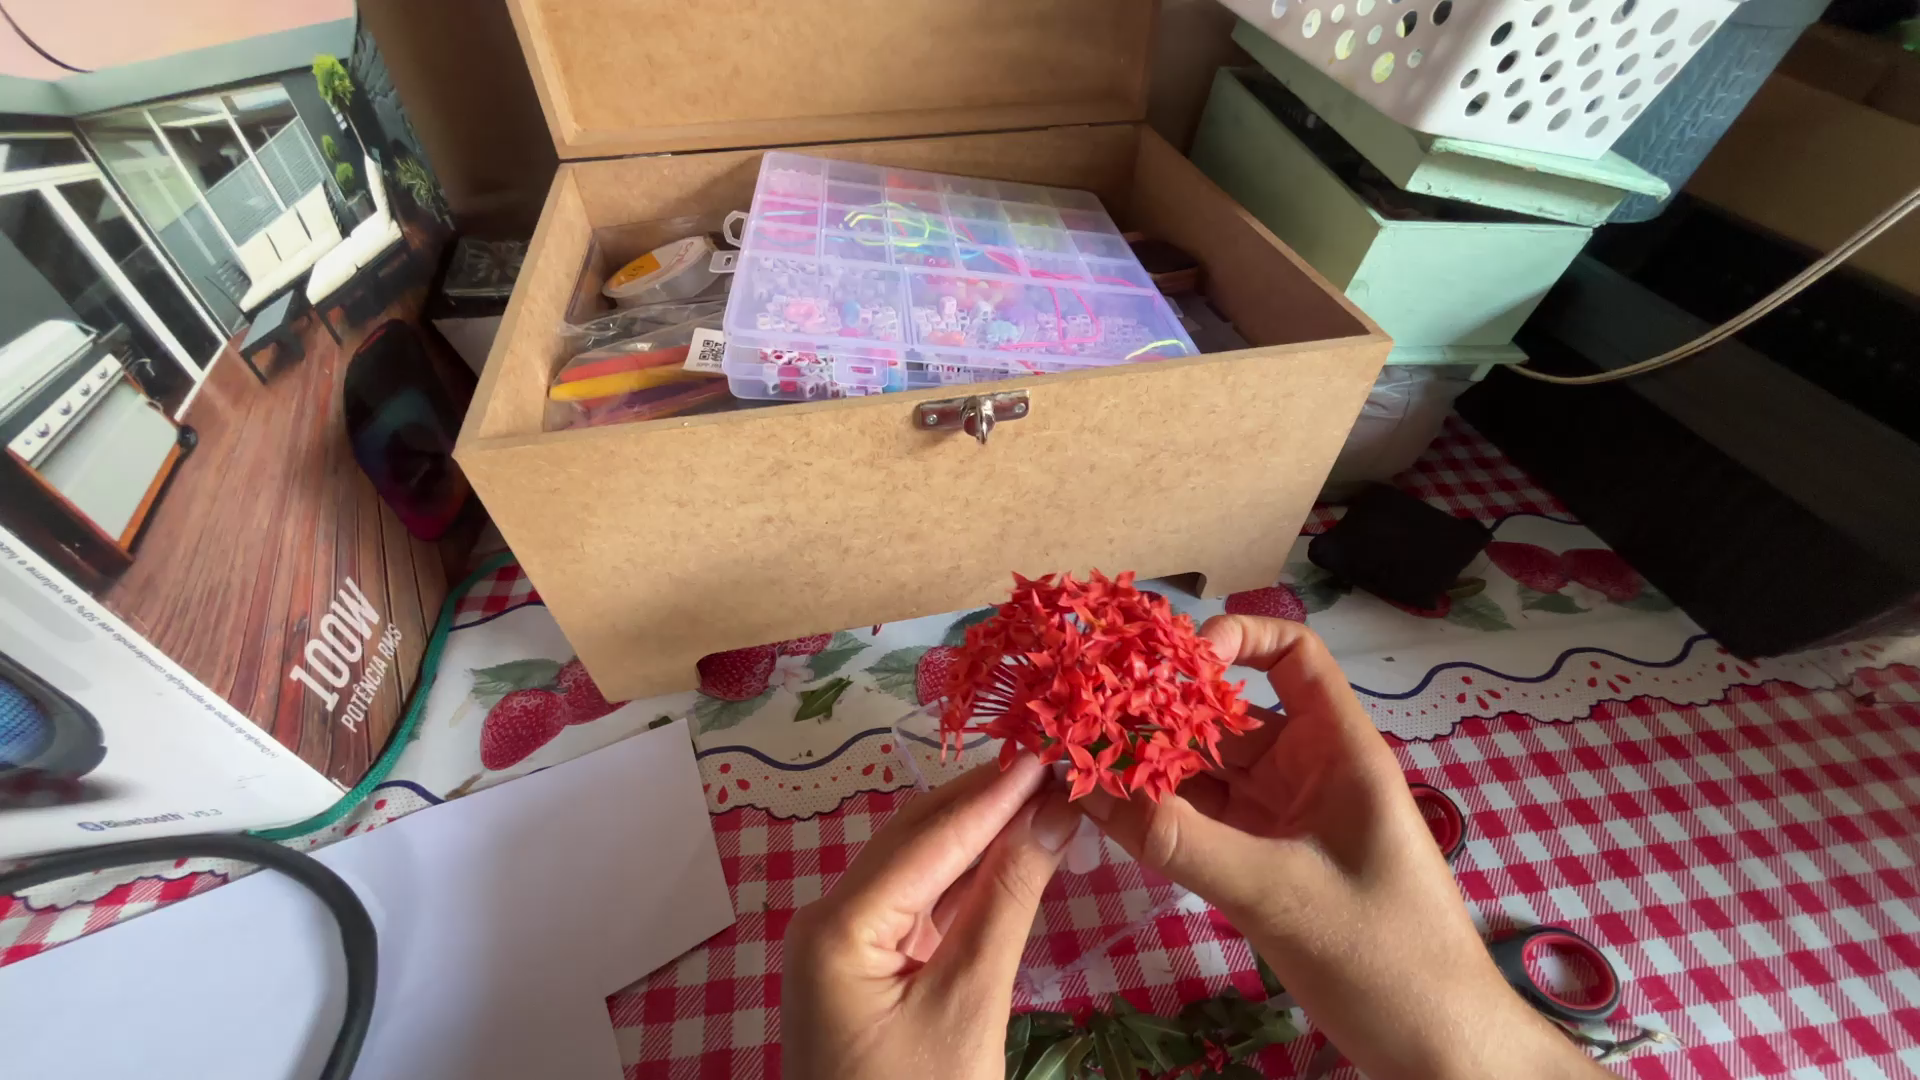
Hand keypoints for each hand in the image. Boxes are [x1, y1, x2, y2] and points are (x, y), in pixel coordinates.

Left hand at [782, 755, 1080, 1079]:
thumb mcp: (970, 1006)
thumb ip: (1007, 901)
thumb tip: (1053, 815)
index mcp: (837, 925)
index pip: (929, 838)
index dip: (993, 793)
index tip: (1045, 752)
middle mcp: (832, 917)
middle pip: (917, 839)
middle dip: (984, 803)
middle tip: (1049, 768)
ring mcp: (848, 941)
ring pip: (920, 865)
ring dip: (979, 834)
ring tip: (1038, 797)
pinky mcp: (871, 963)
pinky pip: (922, 902)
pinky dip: (969, 878)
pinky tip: (1010, 851)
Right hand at [1081, 615, 1607, 1079]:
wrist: (1440, 1060)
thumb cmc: (1387, 961)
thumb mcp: (1279, 894)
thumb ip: (1182, 842)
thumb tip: (1091, 790)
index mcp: (1337, 749)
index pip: (1294, 654)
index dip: (1238, 639)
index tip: (1177, 664)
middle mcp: (1303, 767)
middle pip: (1227, 712)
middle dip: (1163, 710)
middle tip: (1091, 716)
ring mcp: (1278, 812)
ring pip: (1204, 765)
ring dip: (1150, 763)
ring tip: (1083, 759)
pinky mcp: (1258, 853)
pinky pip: (1199, 813)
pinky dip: (1158, 809)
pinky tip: (1109, 808)